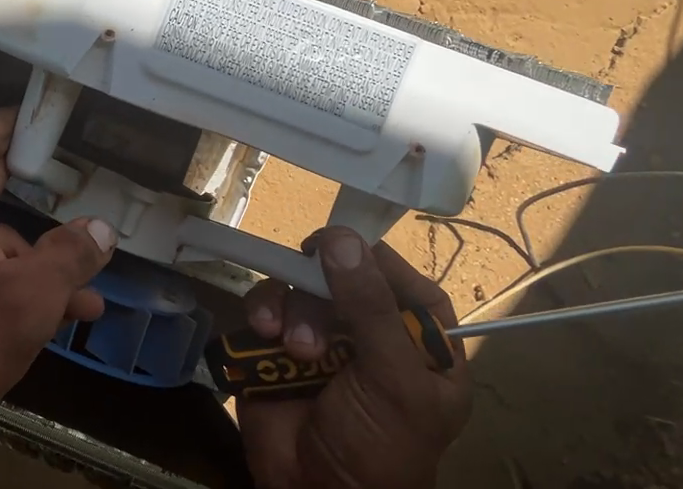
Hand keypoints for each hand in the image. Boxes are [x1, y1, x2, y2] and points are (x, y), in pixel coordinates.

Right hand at [238, 228, 472, 488]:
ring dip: (290, 305)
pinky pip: (265, 303)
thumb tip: (342, 236)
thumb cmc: (377, 446)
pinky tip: (263, 332)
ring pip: (299, 287)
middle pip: (344, 279)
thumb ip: (369, 307)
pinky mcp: (274, 343)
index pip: (410, 288)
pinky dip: (261, 310)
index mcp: (420, 352)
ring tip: (288, 343)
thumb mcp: (391, 380)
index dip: (380, 263)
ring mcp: (320, 339)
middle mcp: (371, 338)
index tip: (344, 244)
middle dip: (322, 289)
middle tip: (310, 294)